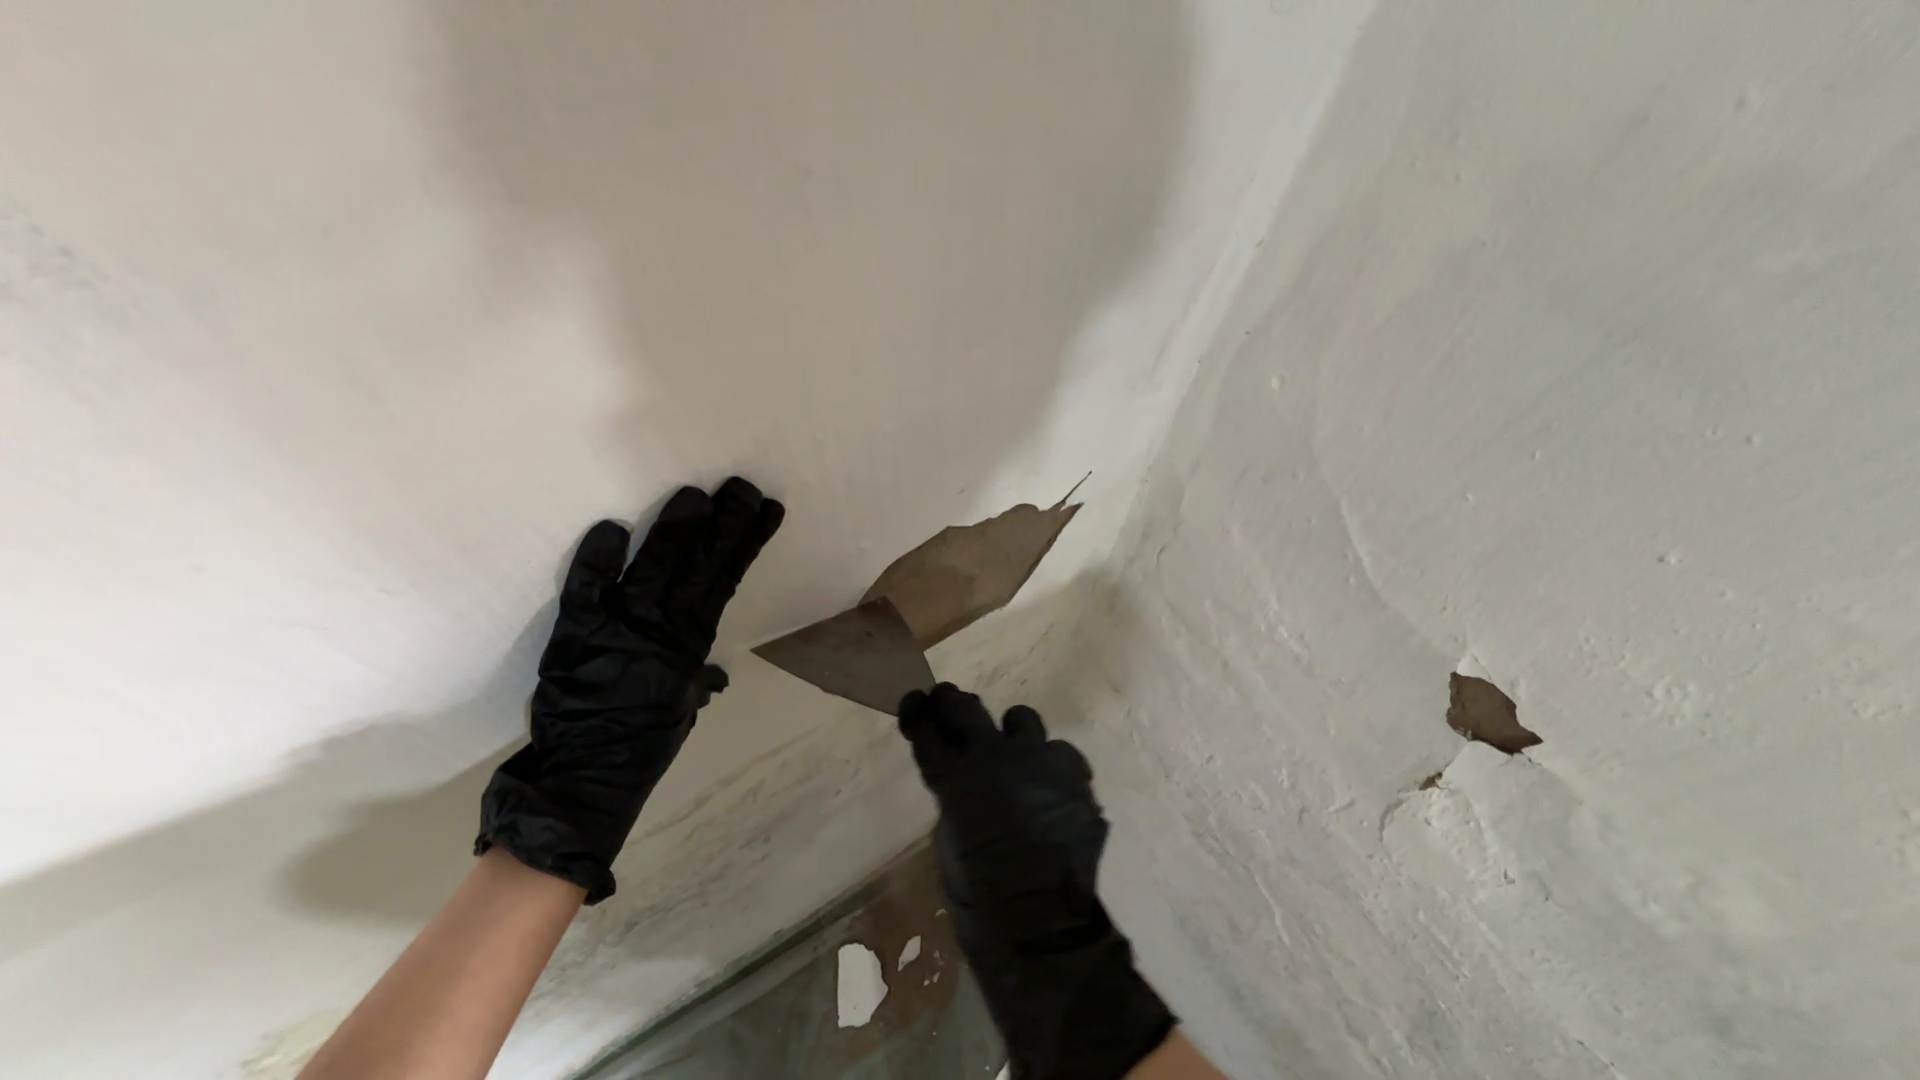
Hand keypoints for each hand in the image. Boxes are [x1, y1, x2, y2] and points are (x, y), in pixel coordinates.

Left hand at [477, 477, 783, 902]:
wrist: (588, 778)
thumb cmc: (640, 742)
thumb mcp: (682, 704)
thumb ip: (694, 674)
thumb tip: (710, 666)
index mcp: (690, 644)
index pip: (725, 581)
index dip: (746, 544)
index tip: (767, 509)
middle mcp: (663, 630)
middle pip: (697, 567)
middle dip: (723, 525)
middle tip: (741, 487)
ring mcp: (621, 630)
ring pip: (653, 570)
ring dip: (674, 532)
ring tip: (695, 496)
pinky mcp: (578, 636)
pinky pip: (587, 593)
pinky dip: (597, 564)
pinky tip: (611, 529)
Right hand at [899, 684, 1174, 1078]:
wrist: (1042, 923)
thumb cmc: (980, 896)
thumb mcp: (949, 842)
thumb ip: (955, 800)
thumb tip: (964, 784)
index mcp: (956, 779)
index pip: (927, 732)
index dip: (917, 714)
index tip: (914, 701)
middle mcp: (997, 759)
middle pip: (968, 710)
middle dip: (953, 703)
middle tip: (947, 700)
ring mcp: (1040, 763)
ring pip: (1023, 719)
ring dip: (1012, 732)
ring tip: (1012, 750)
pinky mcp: (1076, 777)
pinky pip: (1061, 754)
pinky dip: (1051, 766)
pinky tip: (1049, 787)